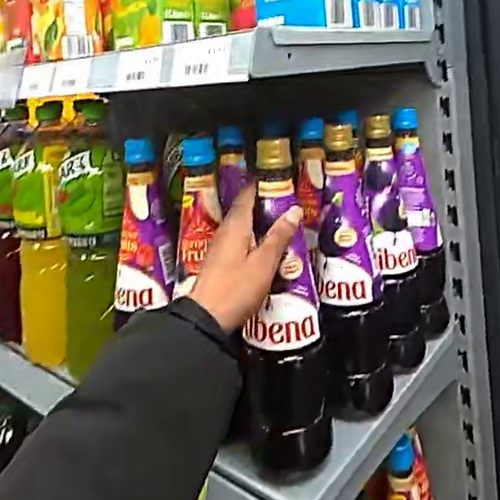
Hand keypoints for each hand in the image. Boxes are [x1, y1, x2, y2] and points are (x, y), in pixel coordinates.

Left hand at [190, 184, 302, 332]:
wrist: (206, 319)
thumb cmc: (235, 289)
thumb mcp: (264, 263)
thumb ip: (278, 237)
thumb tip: (294, 210)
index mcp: (235, 226)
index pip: (247, 195)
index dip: (261, 185)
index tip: (278, 179)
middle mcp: (225, 232)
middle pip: (245, 210)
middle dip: (264, 204)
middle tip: (286, 202)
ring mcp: (220, 247)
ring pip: (242, 226)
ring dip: (259, 223)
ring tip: (281, 223)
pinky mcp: (220, 263)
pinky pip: (239, 241)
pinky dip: (253, 238)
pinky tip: (265, 248)